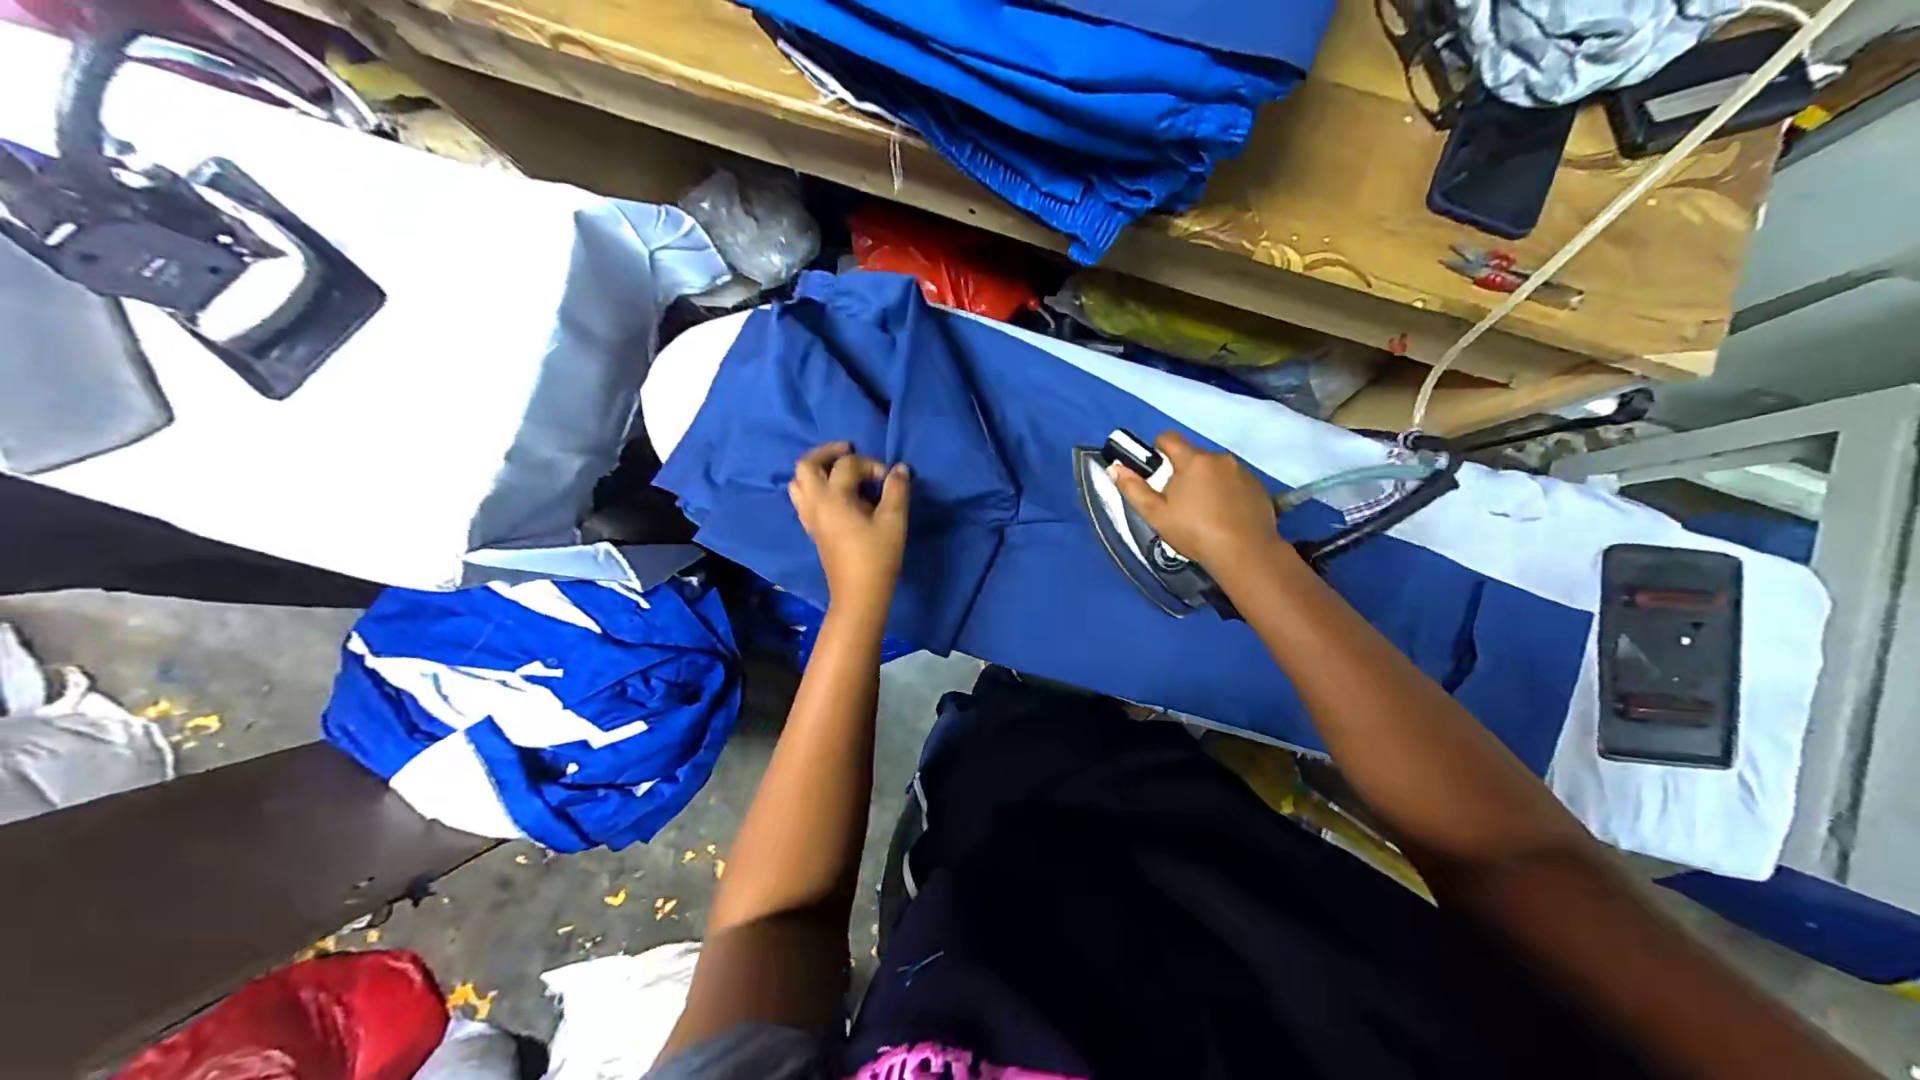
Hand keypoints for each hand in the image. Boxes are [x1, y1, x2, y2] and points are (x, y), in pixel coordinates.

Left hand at [788, 441, 910, 607]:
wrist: (858, 594)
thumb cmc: (877, 557)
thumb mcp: (893, 521)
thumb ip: (896, 490)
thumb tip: (899, 469)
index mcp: (832, 497)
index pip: (847, 465)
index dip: (871, 464)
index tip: (889, 479)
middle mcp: (814, 503)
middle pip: (806, 465)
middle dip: (827, 453)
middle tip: (849, 450)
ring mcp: (809, 517)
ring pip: (799, 482)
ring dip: (816, 470)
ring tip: (838, 470)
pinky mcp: (812, 530)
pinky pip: (803, 498)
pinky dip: (815, 487)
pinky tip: (836, 494)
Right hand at [1107, 431, 1290, 571]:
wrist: (1244, 552)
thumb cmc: (1194, 531)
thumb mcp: (1155, 514)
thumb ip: (1133, 488)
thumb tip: (1115, 468)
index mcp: (1192, 461)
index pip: (1169, 437)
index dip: (1157, 449)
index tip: (1156, 470)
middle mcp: (1219, 458)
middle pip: (1193, 455)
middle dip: (1183, 470)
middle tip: (1177, 500)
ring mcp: (1242, 472)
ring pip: (1216, 469)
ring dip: (1206, 481)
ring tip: (1204, 511)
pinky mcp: (1259, 487)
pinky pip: (1235, 481)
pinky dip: (1227, 492)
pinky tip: (1225, 515)